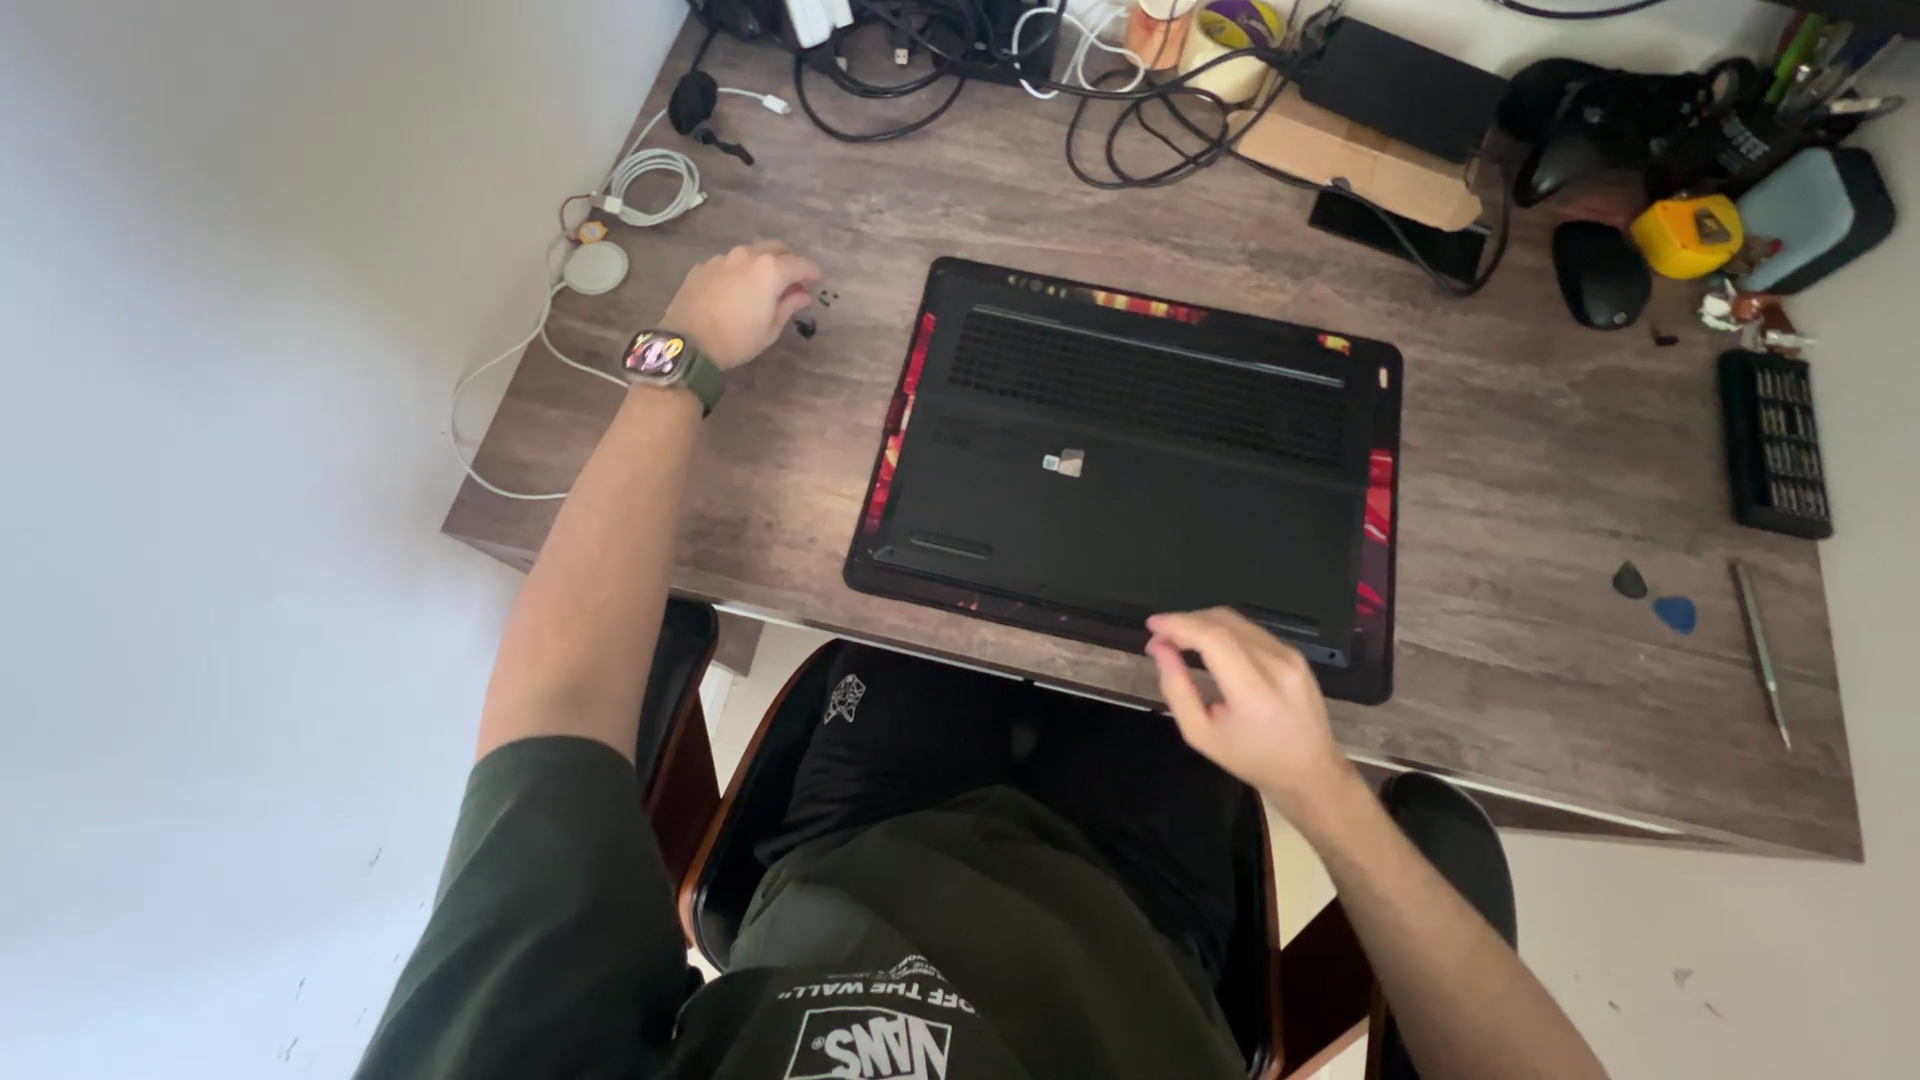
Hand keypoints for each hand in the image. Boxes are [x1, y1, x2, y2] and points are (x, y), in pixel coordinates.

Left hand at [660, 240, 821, 369]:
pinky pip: (729, 263)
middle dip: (789, 261)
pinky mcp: (703, 267)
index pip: (800, 264)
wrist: (688, 343)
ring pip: (751, 253)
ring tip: (765, 283)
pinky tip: (738, 288)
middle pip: (776, 248)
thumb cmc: (737, 339)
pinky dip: (741, 270)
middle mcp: (747, 256)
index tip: (818, 281)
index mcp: (770, 270)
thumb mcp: (770, 328)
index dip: (812, 272)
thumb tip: (802, 295)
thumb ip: (788, 306)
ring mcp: (722, 258)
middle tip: (794, 280)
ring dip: (763, 263)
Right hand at [1145, 608, 1354, 812]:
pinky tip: (1207, 646)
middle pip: (1223, 622)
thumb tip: (1159, 648)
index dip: (1178, 625)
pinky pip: (1250, 630)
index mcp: (1255, 693)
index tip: (1152, 626)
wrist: (1310, 771)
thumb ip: (1177, 689)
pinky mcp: (1295, 654)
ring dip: (1202, 623)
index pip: (1214, 639)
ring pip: (1236, 621)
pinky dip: (1221, 631)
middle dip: (1185, 621)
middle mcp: (1277, 666)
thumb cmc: (1252, 759)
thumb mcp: (1201, 735)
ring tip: (1179, 641)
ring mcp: (1290, 656)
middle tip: (1161, 638)